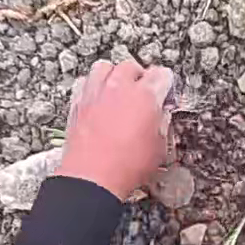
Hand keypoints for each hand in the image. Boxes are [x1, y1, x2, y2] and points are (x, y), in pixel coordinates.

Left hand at [55, 59, 174, 199]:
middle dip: (139, 77)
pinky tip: (99, 99)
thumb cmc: (127, 166)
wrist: (93, 178)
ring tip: (118, 90)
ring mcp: (96, 93)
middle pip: (131, 66)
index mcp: (145, 96)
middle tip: (143, 92)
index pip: (161, 74)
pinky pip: (85, 82)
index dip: (166, 84)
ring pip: (105, 67)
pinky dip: (94, 86)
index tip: (165, 95)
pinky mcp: (78, 103)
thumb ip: (161, 124)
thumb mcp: (159, 148)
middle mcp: (119, 88)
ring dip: (114, 75)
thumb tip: (160, 116)